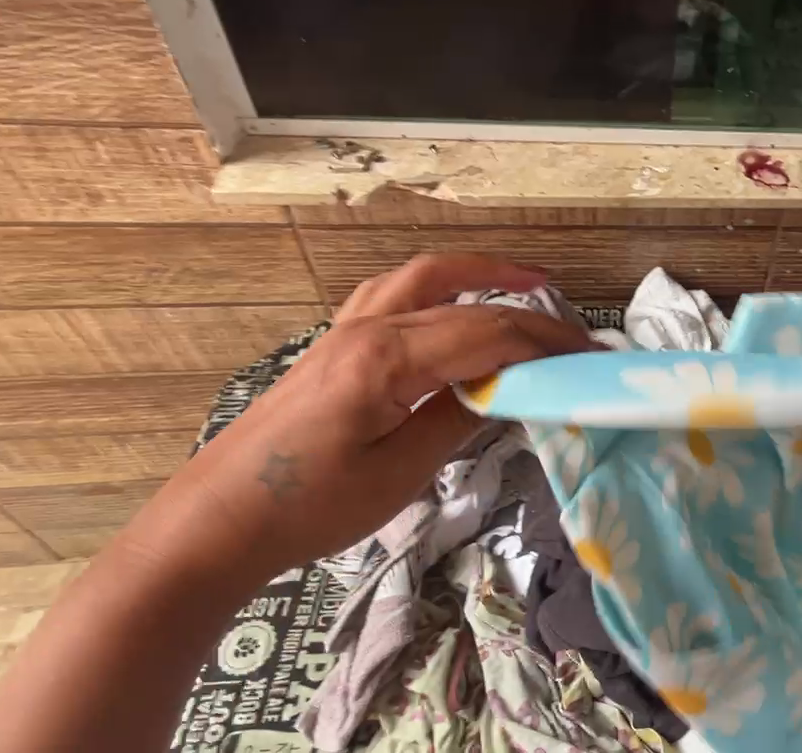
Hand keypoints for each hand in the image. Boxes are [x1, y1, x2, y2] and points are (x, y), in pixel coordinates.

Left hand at [116, 253, 594, 589]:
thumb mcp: (400, 473)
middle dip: (528, 310)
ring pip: (425, 276)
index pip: (488, 333)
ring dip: (481, 273)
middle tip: (572, 332)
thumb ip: (459, 417)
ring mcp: (345, 330)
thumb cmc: (308, 509)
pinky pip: (396, 292)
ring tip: (525, 282)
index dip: (546, 342)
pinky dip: (440, 286)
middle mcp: (367, 328)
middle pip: (466, 300)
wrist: (211, 527)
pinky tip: (453, 302)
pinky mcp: (334, 345)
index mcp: (386, 359)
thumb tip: (509, 386)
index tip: (589, 357)